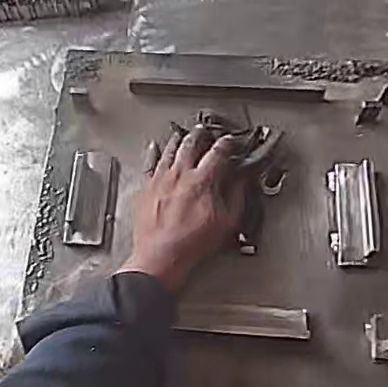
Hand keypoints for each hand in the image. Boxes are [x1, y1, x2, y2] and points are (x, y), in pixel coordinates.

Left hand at [118, 126, 243, 292]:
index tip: (231, 141)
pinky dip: (153, 152)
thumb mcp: (227, 222)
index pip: (219, 152)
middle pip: (192, 143)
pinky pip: (149, 163)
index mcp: (202, 181)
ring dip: (180, 139)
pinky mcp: (146, 188)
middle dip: (202, 134)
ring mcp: (161, 180)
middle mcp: (180, 175)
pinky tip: (153, 146)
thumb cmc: (191, 243)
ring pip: (170, 149)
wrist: (161, 256)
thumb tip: (241, 179)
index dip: (228, 143)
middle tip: (207, 131)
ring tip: (185, 134)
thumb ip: (236, 195)